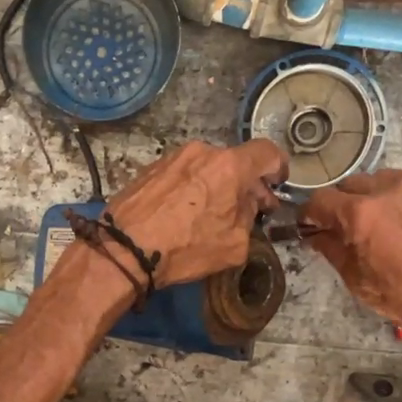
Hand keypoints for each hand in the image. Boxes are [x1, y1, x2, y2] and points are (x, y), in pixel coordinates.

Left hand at [102, 141, 285, 285]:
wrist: (124, 250)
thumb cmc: (184, 248)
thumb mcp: (234, 244)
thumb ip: (249, 216)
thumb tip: (248, 204)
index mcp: (229, 165)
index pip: (267, 152)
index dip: (278, 168)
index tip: (276, 185)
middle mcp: (201, 152)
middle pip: (234, 162)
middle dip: (244, 183)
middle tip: (245, 209)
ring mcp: (172, 158)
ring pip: (206, 167)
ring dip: (215, 186)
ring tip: (209, 214)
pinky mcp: (149, 169)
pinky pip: (181, 174)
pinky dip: (190, 188)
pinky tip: (182, 213)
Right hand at [303, 170, 401, 351]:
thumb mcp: (358, 282)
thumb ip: (332, 250)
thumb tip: (316, 234)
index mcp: (362, 213)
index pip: (321, 199)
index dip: (312, 213)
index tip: (312, 224)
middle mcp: (394, 188)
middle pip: (355, 184)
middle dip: (348, 203)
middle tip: (354, 228)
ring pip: (391, 182)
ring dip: (383, 200)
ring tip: (395, 227)